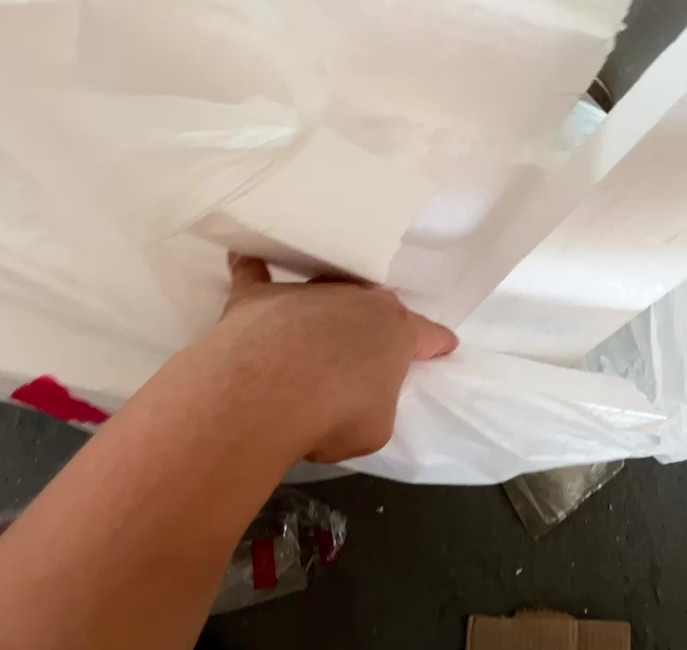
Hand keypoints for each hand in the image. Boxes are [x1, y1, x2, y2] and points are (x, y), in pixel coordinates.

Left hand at [213, 253, 456, 462]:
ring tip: (313, 323)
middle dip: (372, 322)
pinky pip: (255, 274)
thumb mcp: (376, 428)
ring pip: (321, 290)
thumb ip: (375, 406)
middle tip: (365, 346)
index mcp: (395, 331)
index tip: (444, 345)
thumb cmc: (336, 412)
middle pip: (372, 306)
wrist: (270, 391)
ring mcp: (308, 292)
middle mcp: (357, 300)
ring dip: (321, 306)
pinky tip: (242, 257)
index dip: (436, 344)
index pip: (426, 335)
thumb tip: (355, 400)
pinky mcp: (259, 296)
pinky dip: (251, 267)